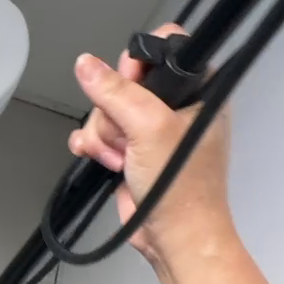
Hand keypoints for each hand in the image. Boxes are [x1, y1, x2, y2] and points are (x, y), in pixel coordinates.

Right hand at [67, 24, 234, 264]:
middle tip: (129, 135)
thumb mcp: (150, 128)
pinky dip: (92, 147)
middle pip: (122, 83)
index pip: (164, 48)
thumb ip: (116, 92)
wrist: (173, 235)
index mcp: (197, 89)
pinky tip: (102, 161)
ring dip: (103, 137)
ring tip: (122, 158)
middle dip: (113, 113)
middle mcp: (173, 106)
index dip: (137, 63)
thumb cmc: (182, 186)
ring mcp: (148, 131)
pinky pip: (96, 135)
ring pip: (104, 112)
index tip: (129, 85)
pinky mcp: (129, 152)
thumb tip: (86, 65)